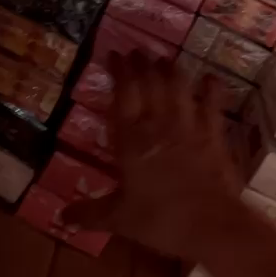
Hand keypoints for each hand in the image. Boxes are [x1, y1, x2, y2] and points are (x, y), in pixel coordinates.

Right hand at [65, 52, 244, 260]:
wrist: (211, 225)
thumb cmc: (160, 220)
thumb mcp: (119, 219)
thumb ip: (90, 213)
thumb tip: (62, 216)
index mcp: (131, 140)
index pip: (123, 94)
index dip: (119, 71)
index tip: (114, 54)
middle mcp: (159, 124)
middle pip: (150, 83)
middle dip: (142, 63)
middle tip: (137, 51)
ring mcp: (190, 125)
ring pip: (179, 86)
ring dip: (170, 69)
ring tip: (164, 59)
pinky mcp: (214, 134)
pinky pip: (213, 104)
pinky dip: (212, 89)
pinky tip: (211, 78)